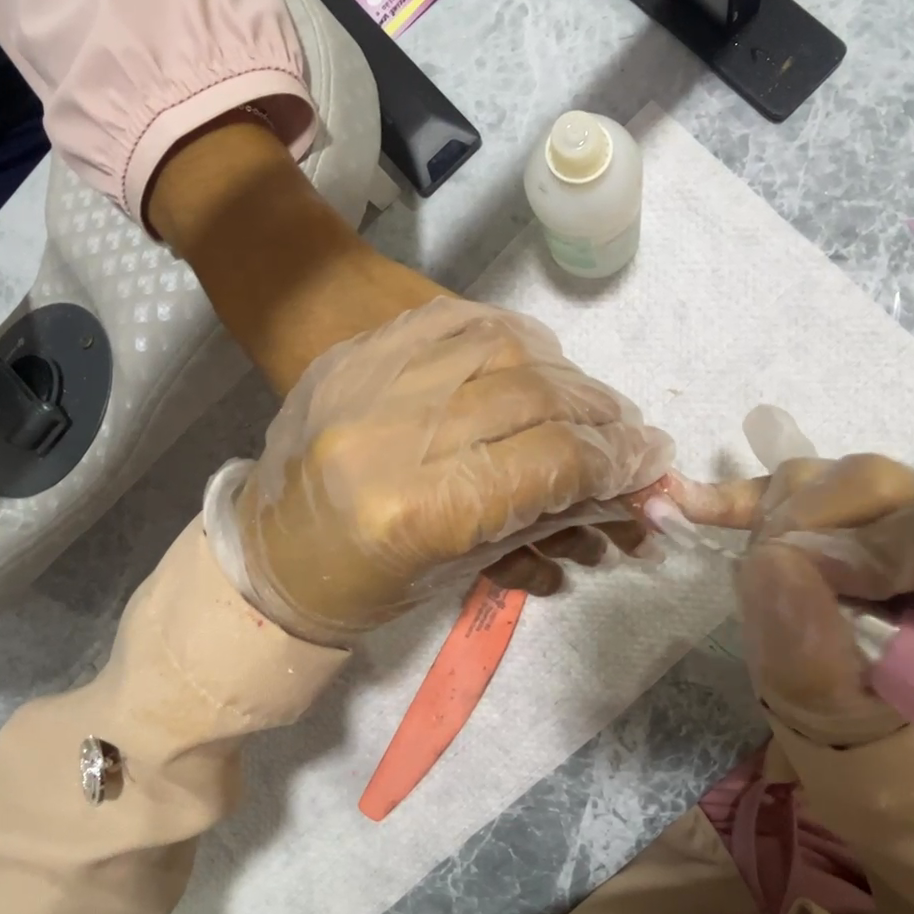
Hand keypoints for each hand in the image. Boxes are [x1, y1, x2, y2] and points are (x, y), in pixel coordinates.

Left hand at [218, 298, 673, 644]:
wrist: (263, 550)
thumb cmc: (359, 589)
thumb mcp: (455, 573)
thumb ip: (539, 518)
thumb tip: (620, 487)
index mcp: (415, 513)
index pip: (548, 462)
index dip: (613, 459)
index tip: (650, 462)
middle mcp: (392, 437)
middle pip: (535, 399)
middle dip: (601, 416)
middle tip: (630, 432)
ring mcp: (370, 383)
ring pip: (504, 349)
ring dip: (566, 375)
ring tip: (590, 403)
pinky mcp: (362, 355)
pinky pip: (459, 323)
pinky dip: (514, 339)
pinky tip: (539, 360)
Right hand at [668, 410, 913, 746]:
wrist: (870, 739)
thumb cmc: (878, 748)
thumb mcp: (850, 728)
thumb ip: (815, 655)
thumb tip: (768, 562)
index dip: (877, 544)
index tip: (816, 582)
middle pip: (873, 482)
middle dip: (803, 531)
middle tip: (768, 586)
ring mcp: (886, 509)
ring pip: (820, 476)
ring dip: (770, 525)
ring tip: (761, 586)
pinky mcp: (832, 507)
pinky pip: (779, 485)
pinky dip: (730, 499)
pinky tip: (687, 506)